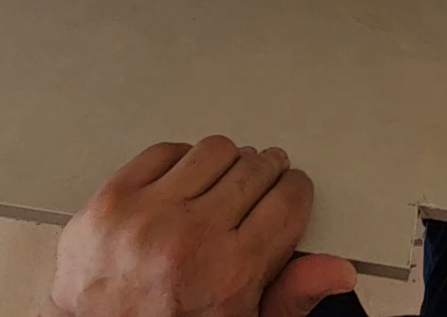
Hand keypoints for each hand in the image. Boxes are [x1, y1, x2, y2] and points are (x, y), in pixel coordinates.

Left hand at [51, 136, 357, 316]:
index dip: (293, 194)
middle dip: (263, 177)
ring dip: (222, 166)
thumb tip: (337, 269)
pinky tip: (177, 190)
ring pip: (214, 150)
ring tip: (214, 192)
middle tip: (252, 195)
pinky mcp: (108, 203)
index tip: (286, 196)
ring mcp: (144, 219)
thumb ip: (291, 296)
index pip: (290, 196)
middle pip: (256, 167)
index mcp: (229, 275)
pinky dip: (177, 164)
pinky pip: (164, 151)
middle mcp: (188, 241)